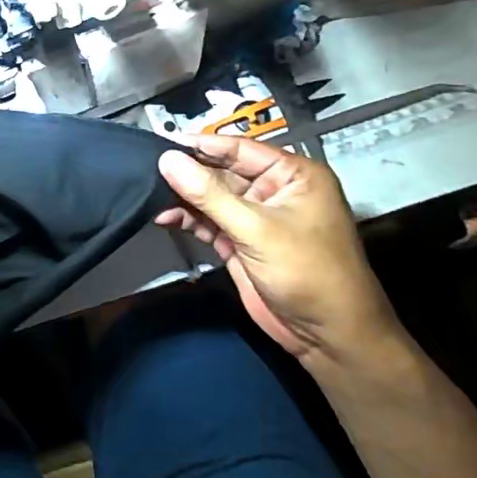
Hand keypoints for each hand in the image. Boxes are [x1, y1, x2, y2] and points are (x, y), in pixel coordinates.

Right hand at [156, 135, 403, 372]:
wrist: (328, 335)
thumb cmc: (306, 271)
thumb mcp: (256, 229)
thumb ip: (209, 194)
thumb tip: (168, 160)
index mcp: (293, 175)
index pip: (240, 149)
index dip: (202, 145)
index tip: (163, 142)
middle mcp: (275, 191)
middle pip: (223, 173)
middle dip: (189, 173)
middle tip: (148, 168)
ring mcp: (258, 219)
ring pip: (214, 199)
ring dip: (185, 198)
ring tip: (149, 193)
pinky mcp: (243, 244)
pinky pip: (211, 223)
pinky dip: (190, 220)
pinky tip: (164, 217)